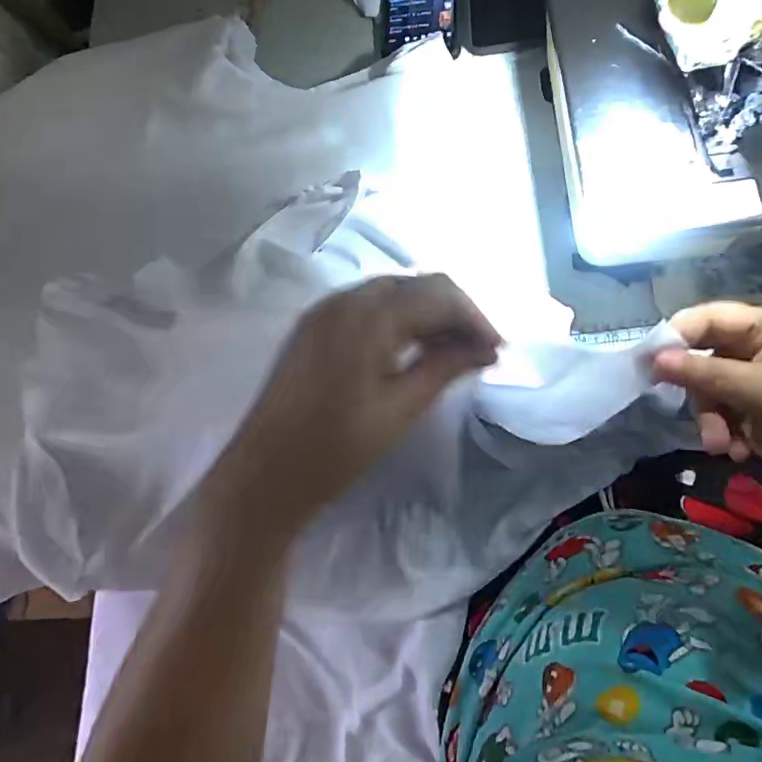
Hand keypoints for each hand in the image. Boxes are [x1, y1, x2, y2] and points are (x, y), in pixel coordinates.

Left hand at [200, 274, 500, 537]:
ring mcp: (324, 310)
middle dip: (454, 312)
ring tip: (451, 352)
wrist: (263, 477)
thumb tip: (486, 348)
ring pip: (392, 292)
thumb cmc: (336, 449)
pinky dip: (398, 319)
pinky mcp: (313, 326)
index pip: (438, 294)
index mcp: (369, 316)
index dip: (475, 317)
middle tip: (478, 350)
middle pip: (416, 284)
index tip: (497, 350)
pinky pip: (367, 306)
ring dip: (426, 313)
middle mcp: (345, 299)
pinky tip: (411, 349)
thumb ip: (445, 367)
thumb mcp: (400, 409)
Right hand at [650, 301, 761, 479]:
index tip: (649, 361)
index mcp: (758, 327)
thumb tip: (653, 359)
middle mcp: (747, 348)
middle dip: (696, 391)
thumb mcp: (759, 390)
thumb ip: (705, 373)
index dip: (675, 337)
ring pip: (701, 390)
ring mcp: (744, 379)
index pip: (704, 319)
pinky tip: (738, 449)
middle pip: (697, 356)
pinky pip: (713, 413)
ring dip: (709, 420)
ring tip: (722, 445)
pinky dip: (721, 433)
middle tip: (686, 409)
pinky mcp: (742, 409)